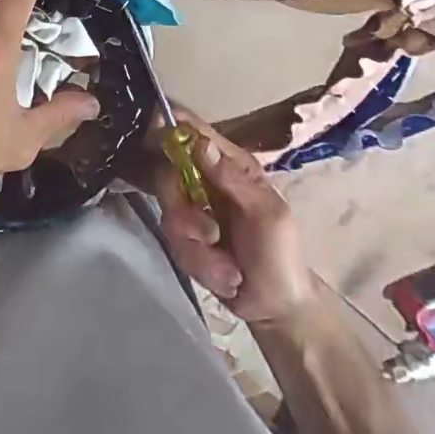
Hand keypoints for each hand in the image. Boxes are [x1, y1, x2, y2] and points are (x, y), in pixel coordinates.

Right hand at [157, 118, 316, 324]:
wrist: (276, 308)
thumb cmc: (280, 254)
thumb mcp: (268, 214)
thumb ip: (233, 178)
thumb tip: (199, 143)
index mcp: (230, 166)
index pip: (194, 132)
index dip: (171, 125)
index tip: (153, 127)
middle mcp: (205, 181)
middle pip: (166, 175)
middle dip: (184, 212)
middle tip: (209, 235)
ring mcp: (191, 210)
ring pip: (169, 215)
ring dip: (198, 249)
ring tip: (229, 270)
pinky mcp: (184, 238)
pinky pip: (174, 244)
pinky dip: (200, 266)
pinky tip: (225, 278)